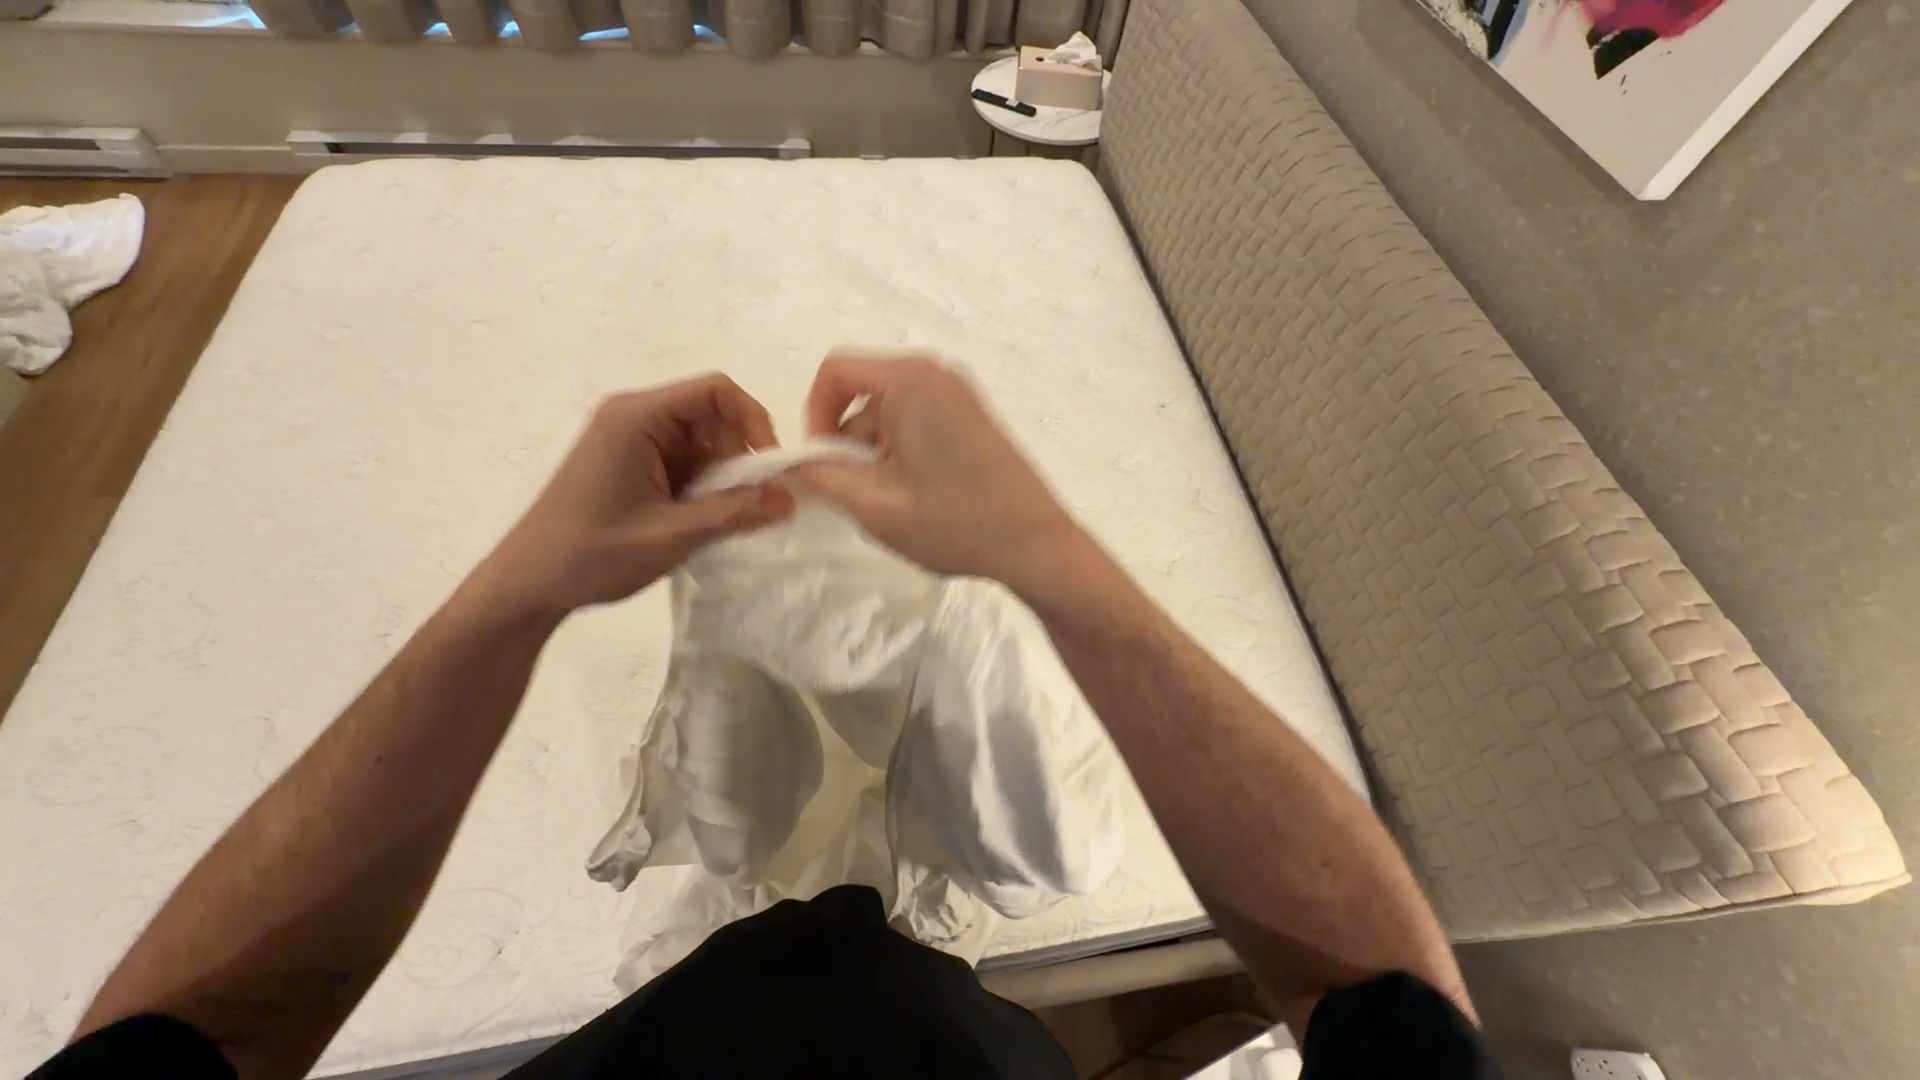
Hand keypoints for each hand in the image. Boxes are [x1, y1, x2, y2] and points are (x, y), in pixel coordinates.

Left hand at [474, 374, 794, 619]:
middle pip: (712, 416)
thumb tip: (792, 498)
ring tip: (716, 520)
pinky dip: (702, 488)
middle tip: (745, 505)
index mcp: (636, 417)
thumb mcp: (672, 535)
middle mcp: (634, 417)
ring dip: (720, 478)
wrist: (527, 585)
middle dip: (738, 457)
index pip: (715, 390)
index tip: (769, 468)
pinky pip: (685, 462)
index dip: (753, 421)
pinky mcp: (631, 465)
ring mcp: (631, 441)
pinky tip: (697, 522)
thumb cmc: (592, 554)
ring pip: (702, 443)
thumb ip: (735, 513)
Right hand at [785, 353, 1087, 591]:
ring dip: (876, 456)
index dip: (814, 415)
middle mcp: (936, 375)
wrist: (1037, 545)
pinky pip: (916, 423)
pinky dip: (902, 455)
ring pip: (889, 415)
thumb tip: (785, 466)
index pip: (835, 372)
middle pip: (863, 395)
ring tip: (894, 506)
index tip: (823, 464)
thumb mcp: (875, 506)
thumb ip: (822, 479)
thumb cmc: (955, 523)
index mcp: (911, 381)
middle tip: (859, 497)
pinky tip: (918, 498)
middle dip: (848, 444)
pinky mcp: (972, 418)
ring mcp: (959, 395)